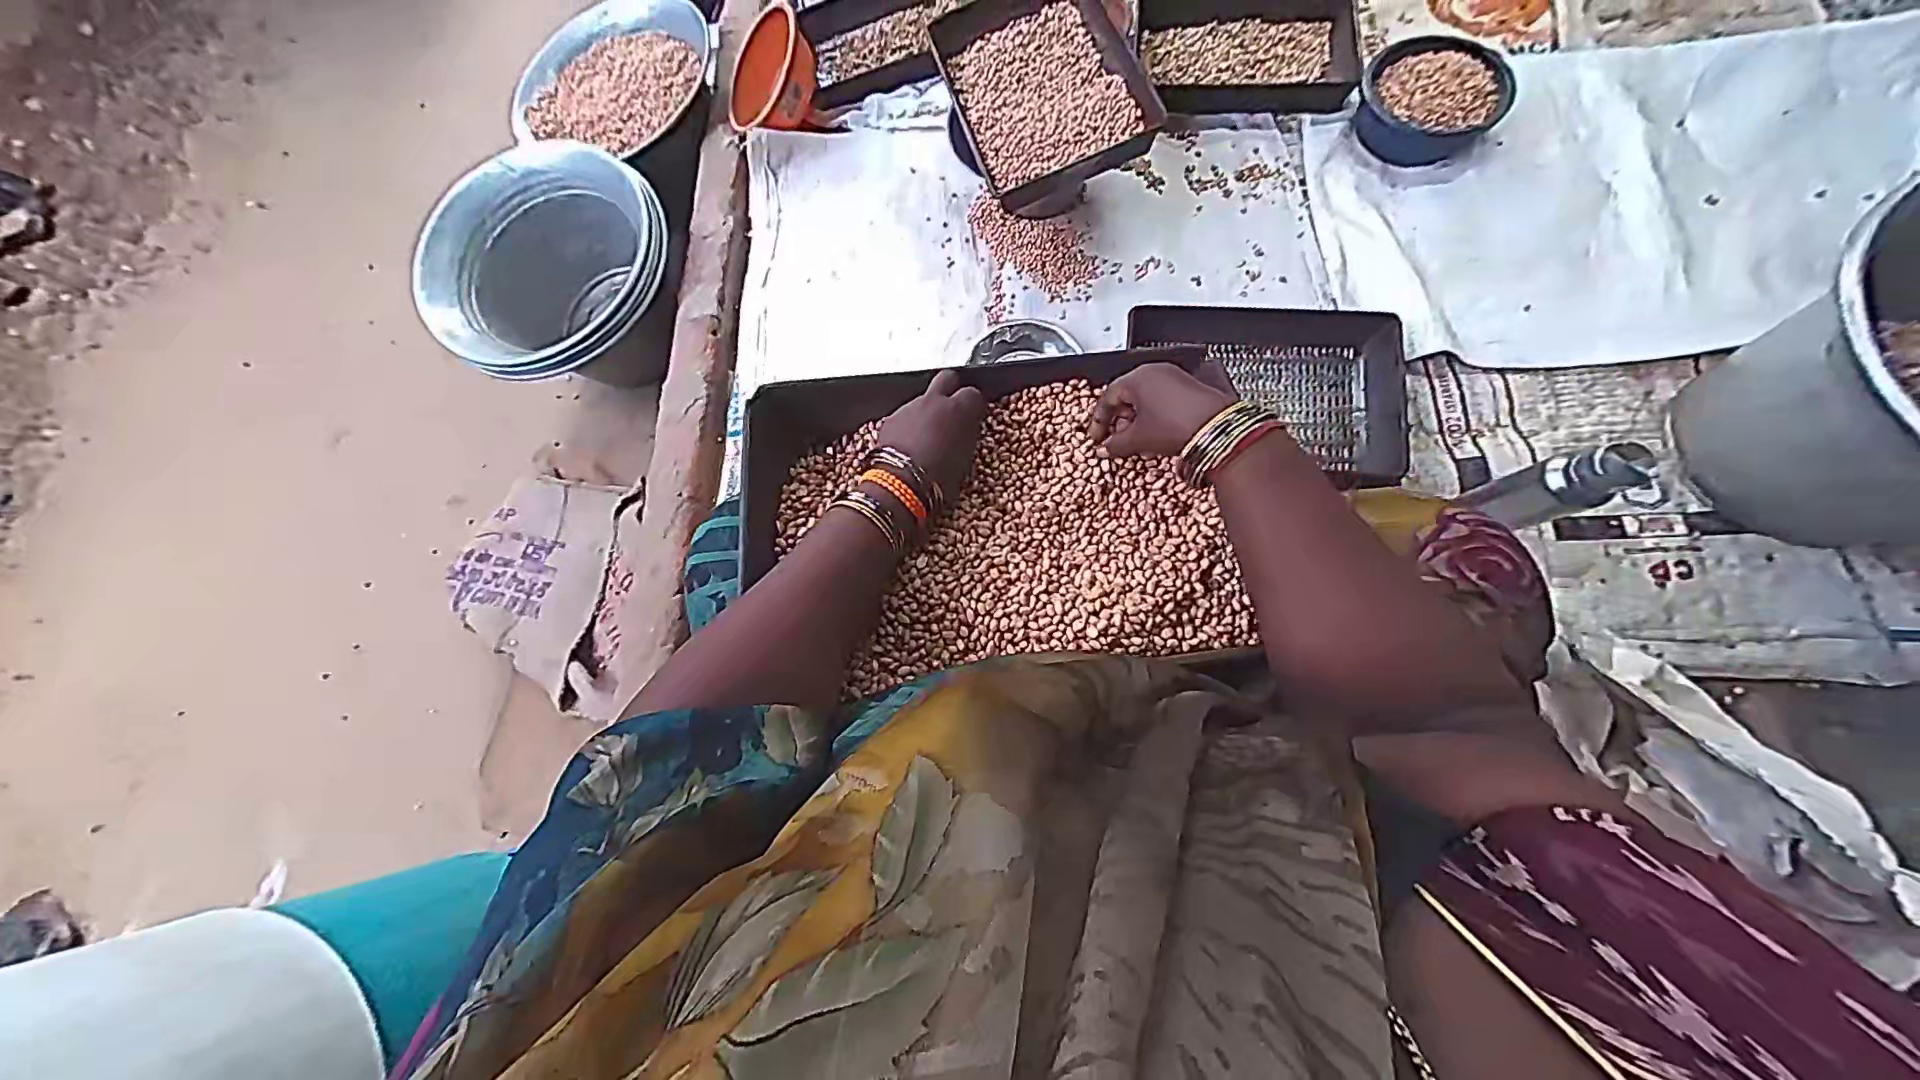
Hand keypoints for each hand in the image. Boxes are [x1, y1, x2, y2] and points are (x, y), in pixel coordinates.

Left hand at [875, 369, 986, 498]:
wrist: (901, 485)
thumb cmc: (939, 479)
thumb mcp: (966, 460)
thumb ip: (967, 436)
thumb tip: (966, 430)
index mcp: (959, 410)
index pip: (974, 394)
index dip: (974, 406)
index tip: (974, 416)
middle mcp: (934, 402)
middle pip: (947, 378)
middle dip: (952, 389)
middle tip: (953, 408)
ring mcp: (910, 407)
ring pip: (923, 398)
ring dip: (928, 411)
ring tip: (928, 436)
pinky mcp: (891, 419)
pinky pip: (904, 415)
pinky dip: (909, 424)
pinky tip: (909, 444)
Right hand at [1085, 362, 1236, 457]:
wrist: (1217, 430)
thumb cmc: (1176, 426)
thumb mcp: (1137, 439)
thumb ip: (1115, 444)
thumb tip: (1106, 448)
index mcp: (1137, 377)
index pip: (1107, 398)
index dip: (1099, 420)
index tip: (1097, 437)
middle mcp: (1156, 371)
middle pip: (1126, 396)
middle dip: (1119, 420)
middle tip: (1116, 439)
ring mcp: (1175, 377)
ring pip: (1145, 398)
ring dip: (1137, 419)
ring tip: (1137, 439)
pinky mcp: (1190, 387)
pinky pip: (1162, 399)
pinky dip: (1154, 415)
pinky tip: (1156, 433)